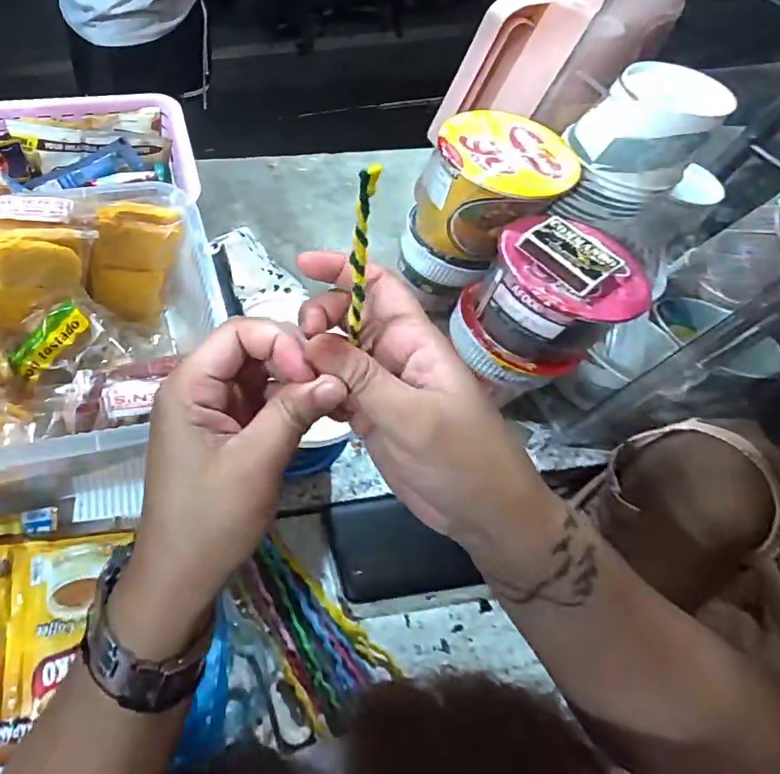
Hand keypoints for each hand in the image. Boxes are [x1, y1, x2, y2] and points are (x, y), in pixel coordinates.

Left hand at [115, 317, 345, 657]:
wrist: (179, 574)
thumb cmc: (210, 519)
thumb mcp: (255, 463)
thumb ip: (293, 413)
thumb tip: (337, 379)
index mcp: (188, 384)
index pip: (237, 332)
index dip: (278, 341)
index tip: (312, 372)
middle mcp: (195, 386)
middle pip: (247, 348)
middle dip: (290, 358)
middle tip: (330, 383)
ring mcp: (209, 406)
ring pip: (256, 372)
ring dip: (292, 379)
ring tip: (330, 396)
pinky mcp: (222, 426)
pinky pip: (256, 398)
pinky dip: (284, 401)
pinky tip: (314, 410)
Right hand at [296, 250, 545, 554]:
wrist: (485, 516)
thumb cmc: (464, 458)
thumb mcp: (413, 415)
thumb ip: (362, 376)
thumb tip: (312, 339)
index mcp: (414, 340)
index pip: (379, 286)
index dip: (344, 268)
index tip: (304, 263)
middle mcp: (393, 353)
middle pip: (347, 316)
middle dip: (319, 317)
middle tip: (300, 343)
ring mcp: (378, 383)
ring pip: (334, 350)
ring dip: (311, 354)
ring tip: (294, 372)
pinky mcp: (367, 411)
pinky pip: (333, 384)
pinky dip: (314, 384)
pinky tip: (299, 395)